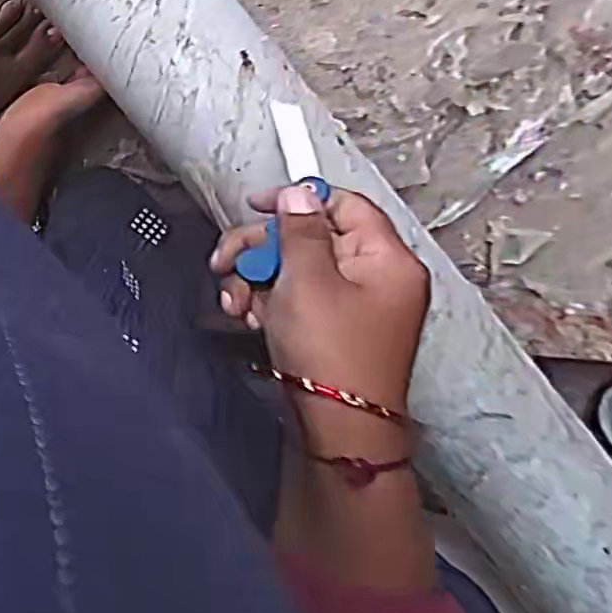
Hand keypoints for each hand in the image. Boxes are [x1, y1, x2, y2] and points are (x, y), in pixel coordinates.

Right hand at [209, 185, 429, 413]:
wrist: (334, 417)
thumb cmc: (330, 352)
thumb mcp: (307, 281)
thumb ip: (299, 232)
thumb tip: (297, 195)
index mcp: (384, 259)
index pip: (343, 206)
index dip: (297, 199)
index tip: (257, 205)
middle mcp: (371, 275)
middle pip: (305, 236)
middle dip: (258, 249)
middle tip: (227, 263)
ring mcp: (349, 299)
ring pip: (289, 266)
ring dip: (252, 278)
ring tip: (235, 301)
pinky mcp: (327, 319)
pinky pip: (289, 293)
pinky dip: (262, 299)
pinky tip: (246, 314)